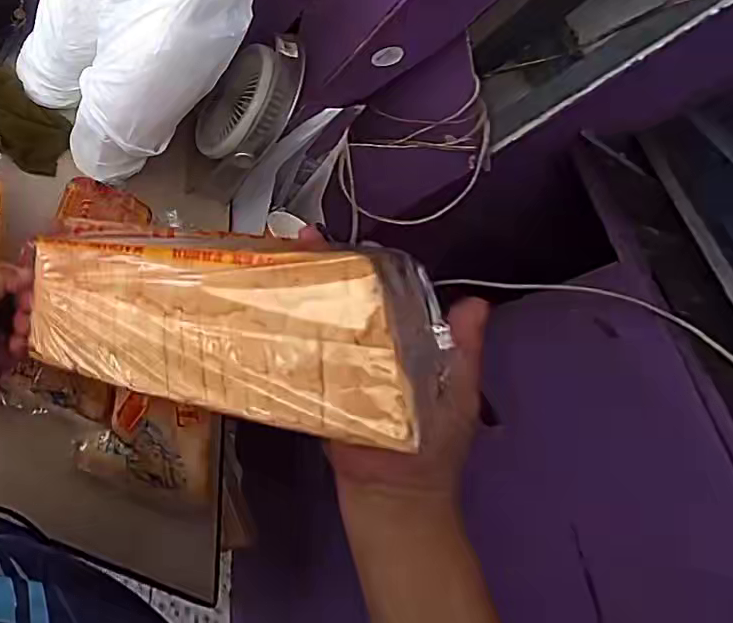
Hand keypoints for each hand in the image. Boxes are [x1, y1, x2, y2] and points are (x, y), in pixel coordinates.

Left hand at [0, 264, 30, 435]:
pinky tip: (15, 353)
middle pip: (14, 302)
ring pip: (19, 324)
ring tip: (18, 336)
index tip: (33, 286)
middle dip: (24, 305)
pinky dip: (21, 348)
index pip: (2, 280)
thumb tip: (24, 271)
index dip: (18, 281)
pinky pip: (19, 349)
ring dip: (24, 327)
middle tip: (25, 314)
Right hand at [289, 228, 490, 516]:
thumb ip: (462, 349)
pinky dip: (271, 328)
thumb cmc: (430, 444)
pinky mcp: (303, 381)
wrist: (393, 494)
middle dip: (311, 264)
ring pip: (306, 316)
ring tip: (270, 260)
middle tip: (293, 239)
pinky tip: (256, 305)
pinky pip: (288, 350)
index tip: (332, 237)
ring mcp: (326, 359)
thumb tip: (477, 302)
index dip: (350, 259)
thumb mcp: (455, 390)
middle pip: (331, 294)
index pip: (369, 287)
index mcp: (390, 335)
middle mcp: (355, 340)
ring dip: (287, 288)